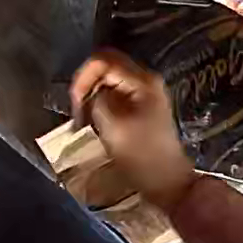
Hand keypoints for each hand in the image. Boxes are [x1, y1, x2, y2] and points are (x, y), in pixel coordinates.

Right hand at [69, 49, 197, 210]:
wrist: (167, 182)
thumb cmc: (141, 156)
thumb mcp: (112, 126)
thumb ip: (96, 100)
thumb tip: (87, 91)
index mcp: (142, 81)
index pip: (103, 60)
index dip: (83, 77)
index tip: (75, 103)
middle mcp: (145, 79)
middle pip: (106, 64)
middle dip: (86, 82)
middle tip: (76, 108)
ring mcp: (145, 92)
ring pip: (109, 77)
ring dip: (92, 92)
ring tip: (83, 116)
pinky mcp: (141, 104)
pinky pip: (114, 91)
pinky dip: (100, 100)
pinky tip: (93, 118)